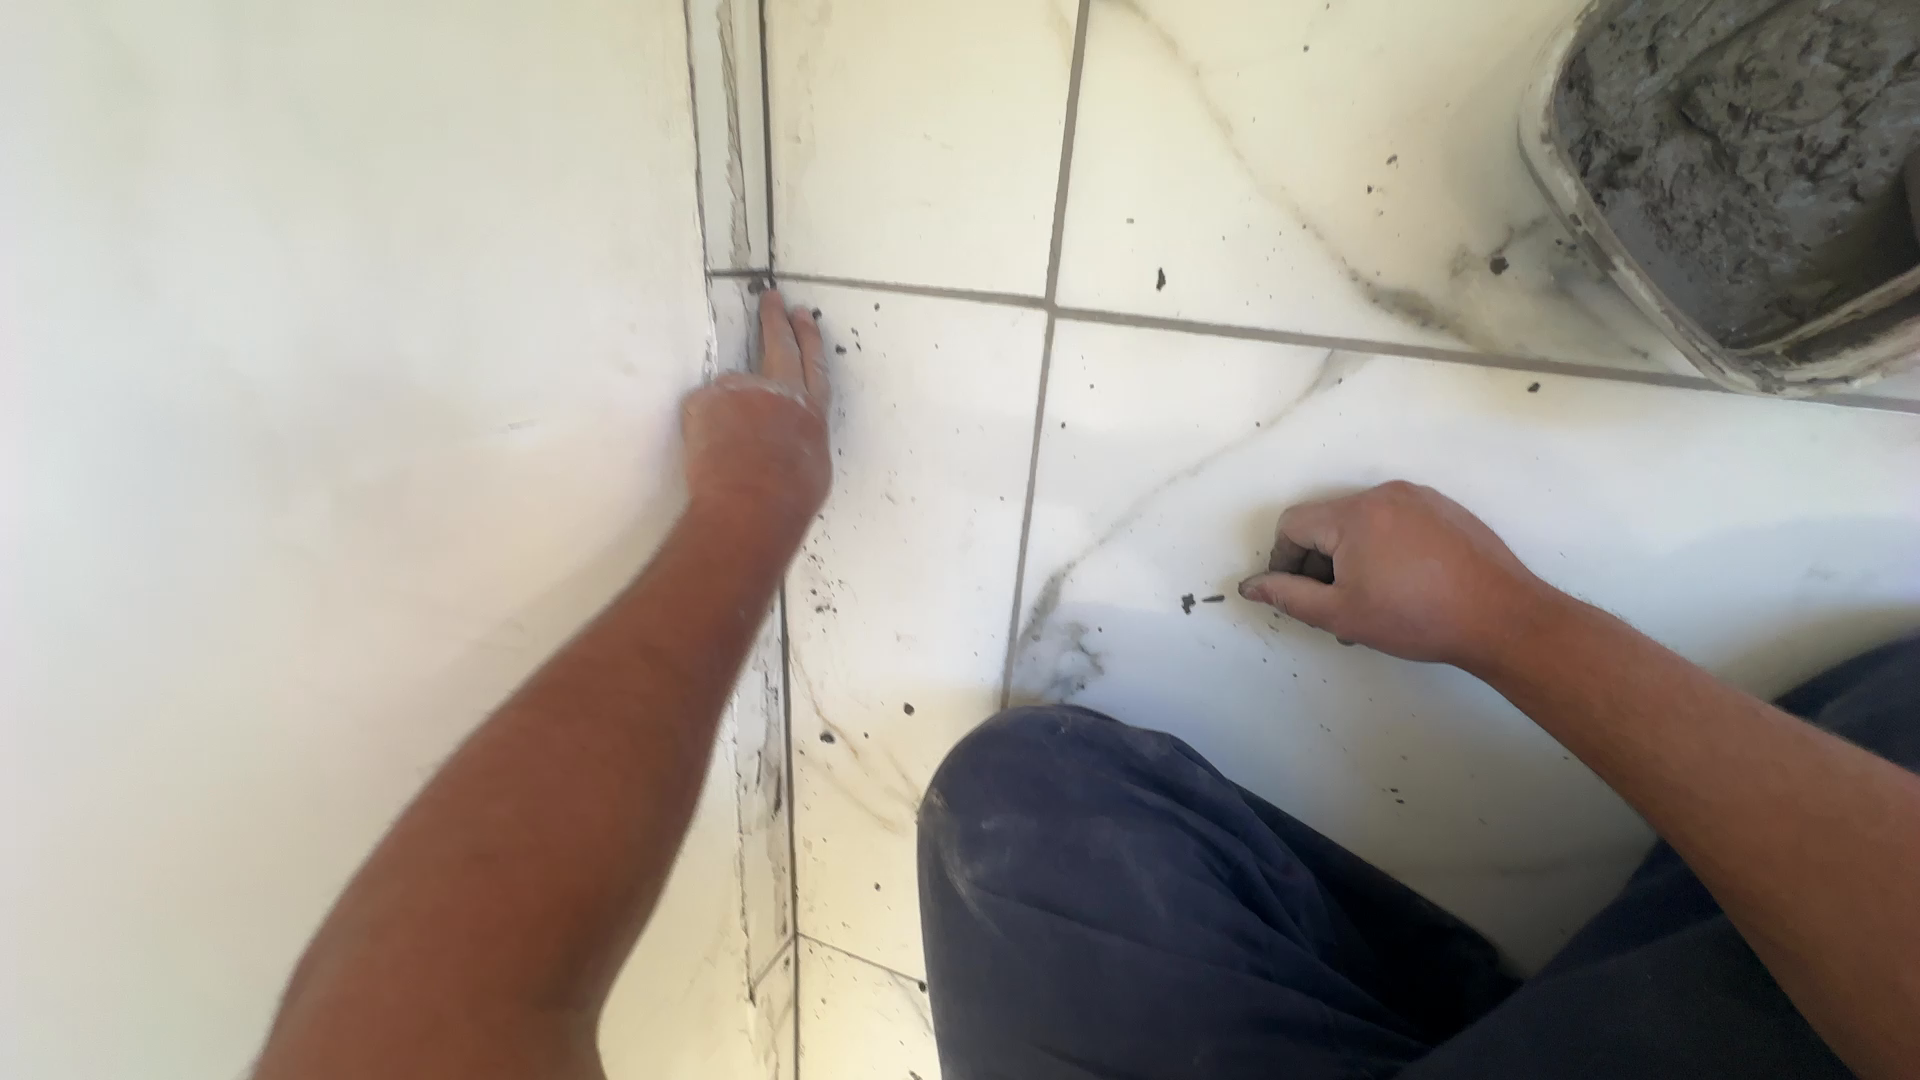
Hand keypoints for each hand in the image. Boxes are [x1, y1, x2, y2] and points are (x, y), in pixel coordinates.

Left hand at [681, 289, 831, 524]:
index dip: (808, 337)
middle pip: (778, 345)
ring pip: (732, 392)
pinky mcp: (706, 400)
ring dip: (730, 411)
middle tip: (771, 298)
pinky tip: (710, 453)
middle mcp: (779, 390)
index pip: (813, 363)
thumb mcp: (814, 467)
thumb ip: (802, 436)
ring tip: (728, 447)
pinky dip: (705, 428)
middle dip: (776, 319)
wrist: (749, 505)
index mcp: (811, 409)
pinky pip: (703, 411)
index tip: (802, 315)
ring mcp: (740, 390)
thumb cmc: (789, 498)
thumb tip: (790, 433)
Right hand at [1238, 481, 1560, 668]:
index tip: (1297, 592)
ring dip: (1350, 555)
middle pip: (1326, 521)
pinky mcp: (1445, 509)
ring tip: (1370, 595)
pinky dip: (1383, 547)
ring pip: (1360, 522)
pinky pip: (1394, 521)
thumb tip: (1250, 585)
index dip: (1285, 559)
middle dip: (1320, 560)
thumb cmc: (1417, 618)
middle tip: (1335, 602)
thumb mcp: (1340, 613)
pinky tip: (1402, 582)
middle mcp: (1384, 494)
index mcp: (1354, 515)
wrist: (1506, 620)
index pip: (1293, 525)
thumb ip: (1287, 595)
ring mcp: (1419, 498)